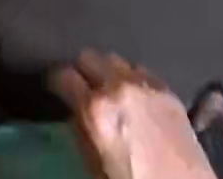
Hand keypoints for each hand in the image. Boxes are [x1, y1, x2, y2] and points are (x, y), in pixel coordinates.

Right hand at [50, 51, 215, 178]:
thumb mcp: (95, 166)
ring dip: (108, 72)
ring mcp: (144, 83)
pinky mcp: (166, 88)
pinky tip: (135, 97)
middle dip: (82, 71)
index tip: (57, 89)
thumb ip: (80, 130)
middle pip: (87, 56)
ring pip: (113, 58)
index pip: (63, 75)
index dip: (56, 82)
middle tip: (84, 89)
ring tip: (111, 91)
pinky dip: (132, 78)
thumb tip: (74, 109)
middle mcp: (117, 86)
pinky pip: (140, 69)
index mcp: (95, 109)